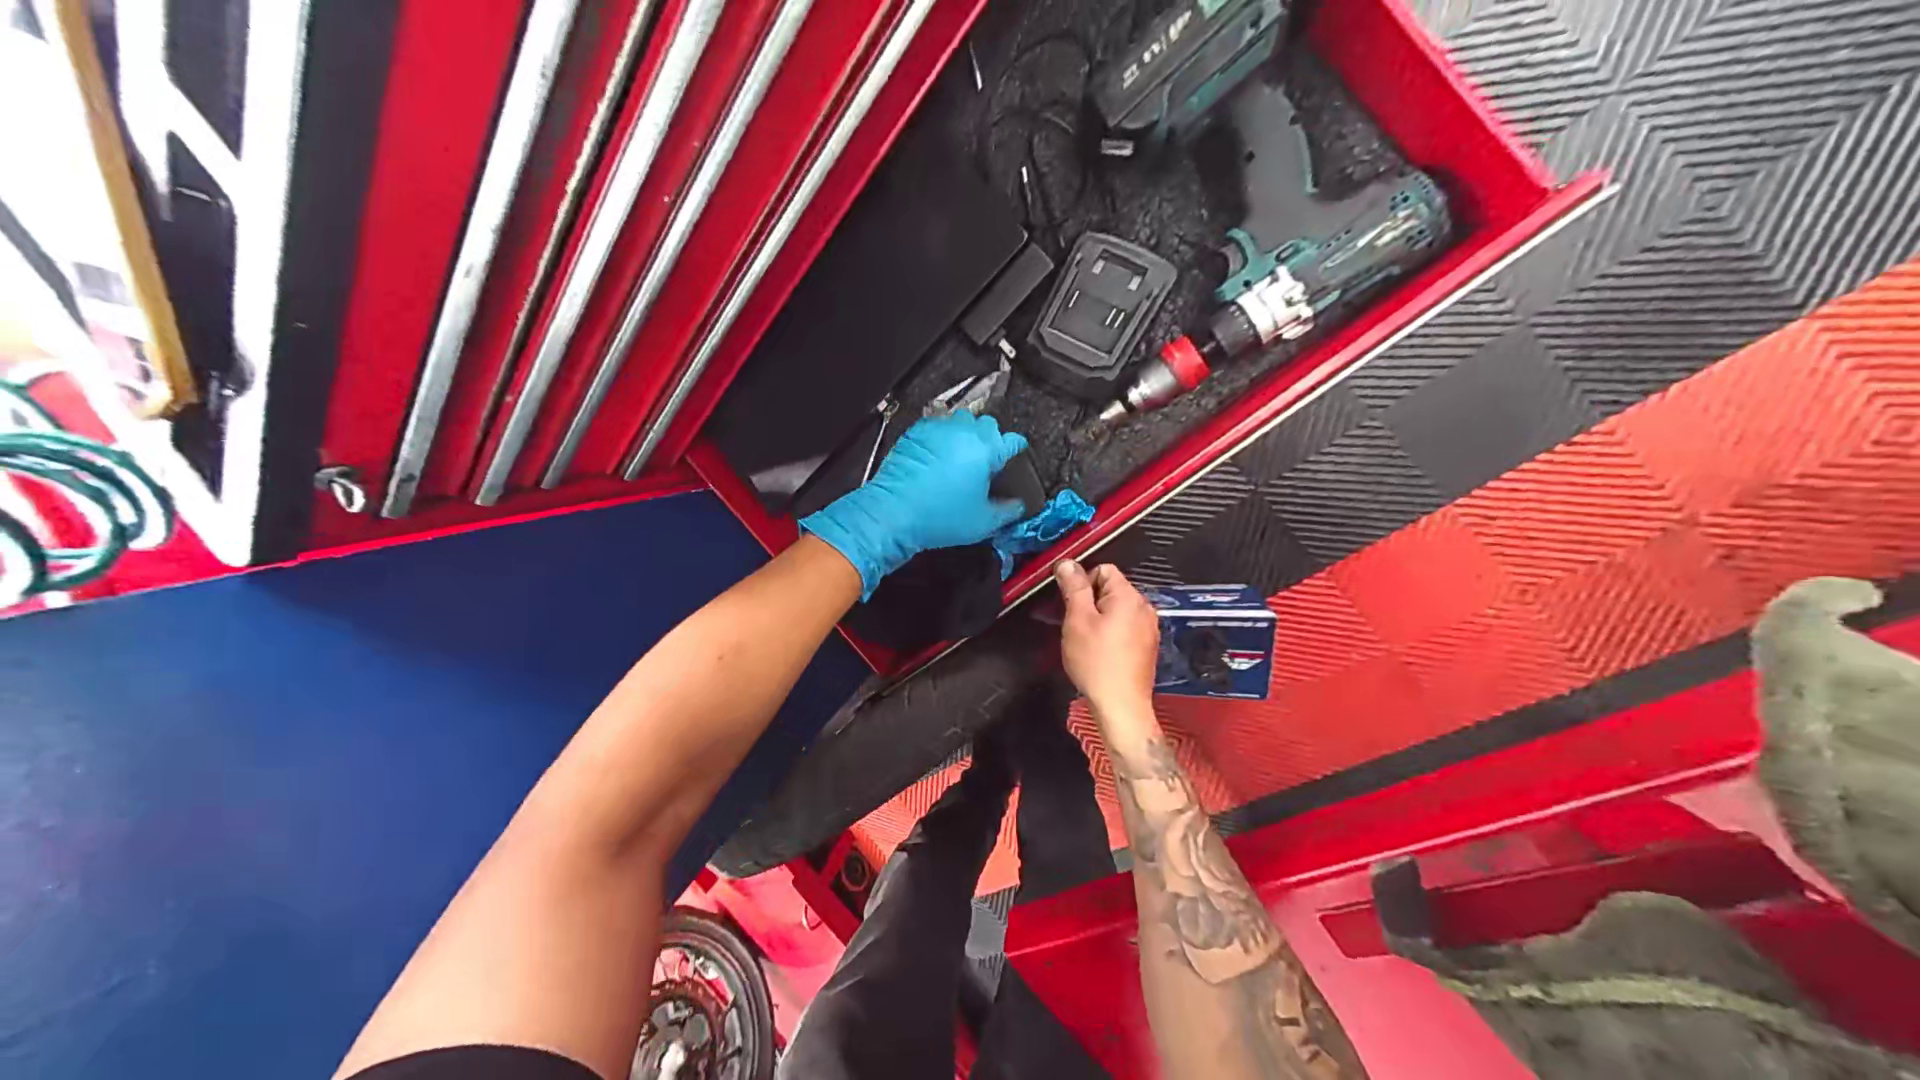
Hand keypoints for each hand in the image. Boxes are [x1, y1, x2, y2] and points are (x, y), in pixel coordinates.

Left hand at [801, 413, 1028, 596]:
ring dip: (965, 432)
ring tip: (962, 452)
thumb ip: (1008, 511)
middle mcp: (965, 431)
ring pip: (960, 419)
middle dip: (991, 437)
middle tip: (987, 459)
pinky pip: (936, 426)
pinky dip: (941, 435)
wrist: (894, 512)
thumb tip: (1018, 506)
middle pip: (987, 424)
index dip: (1016, 450)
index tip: (1014, 459)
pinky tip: (938, 453)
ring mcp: (938, 428)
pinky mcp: (915, 432)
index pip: (1013, 440)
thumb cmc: (941, 518)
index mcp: (987, 449)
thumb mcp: (983, 522)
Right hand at [1055, 559, 1158, 713]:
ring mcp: (1148, 627)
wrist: (1120, 705)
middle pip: (1111, 589)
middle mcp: (1144, 607)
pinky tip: (1100, 652)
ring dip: (1099, 618)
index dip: (1083, 582)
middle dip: (1090, 601)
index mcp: (1128, 596)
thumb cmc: (1096, 662)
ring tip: (1086, 641)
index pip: (1103, 569)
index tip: (1071, 604)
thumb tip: (1067, 563)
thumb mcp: (1077, 620)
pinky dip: (1111, 633)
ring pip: (1116, 609)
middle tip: (1075, 625)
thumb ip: (1074, 588)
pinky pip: (1125, 627)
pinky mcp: (1147, 645)